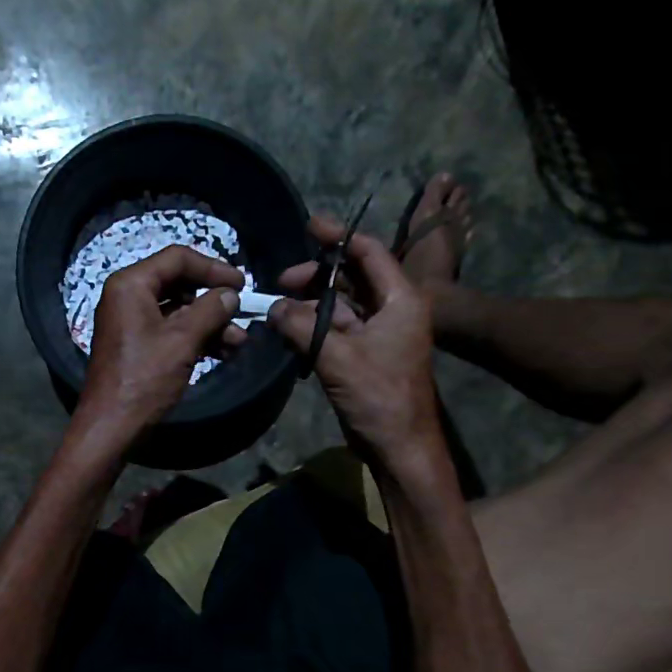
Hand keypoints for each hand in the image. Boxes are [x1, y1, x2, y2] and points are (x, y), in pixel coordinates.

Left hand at [79, 245, 246, 442]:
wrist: (111, 425)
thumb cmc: (144, 379)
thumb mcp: (182, 341)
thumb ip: (210, 310)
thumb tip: (231, 294)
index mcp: (130, 284)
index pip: (178, 258)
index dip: (213, 268)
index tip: (242, 284)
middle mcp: (127, 296)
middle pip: (178, 282)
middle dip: (213, 299)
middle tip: (242, 312)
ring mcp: (130, 321)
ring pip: (178, 310)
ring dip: (210, 322)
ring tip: (238, 341)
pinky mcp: (136, 344)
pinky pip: (170, 330)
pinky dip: (195, 337)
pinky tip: (223, 352)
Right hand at [266, 217, 439, 458]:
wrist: (399, 445)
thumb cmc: (379, 396)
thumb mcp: (337, 357)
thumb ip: (301, 326)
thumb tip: (272, 307)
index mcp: (400, 299)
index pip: (369, 253)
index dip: (338, 237)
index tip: (308, 226)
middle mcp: (391, 309)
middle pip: (351, 278)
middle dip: (315, 276)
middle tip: (280, 283)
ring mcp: (378, 333)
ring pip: (340, 305)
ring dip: (309, 304)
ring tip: (277, 310)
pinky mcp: (364, 355)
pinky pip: (335, 330)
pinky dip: (312, 327)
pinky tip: (288, 329)